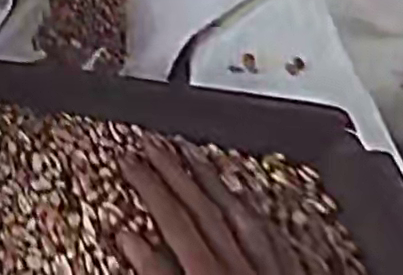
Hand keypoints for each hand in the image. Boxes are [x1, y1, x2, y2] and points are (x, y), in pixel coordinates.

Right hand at [118, 137, 298, 274]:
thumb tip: (129, 238)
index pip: (171, 217)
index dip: (145, 182)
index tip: (125, 156)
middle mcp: (242, 270)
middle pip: (203, 208)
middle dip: (174, 169)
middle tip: (151, 141)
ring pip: (241, 216)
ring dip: (213, 181)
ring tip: (192, 153)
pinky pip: (277, 241)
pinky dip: (255, 214)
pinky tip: (246, 201)